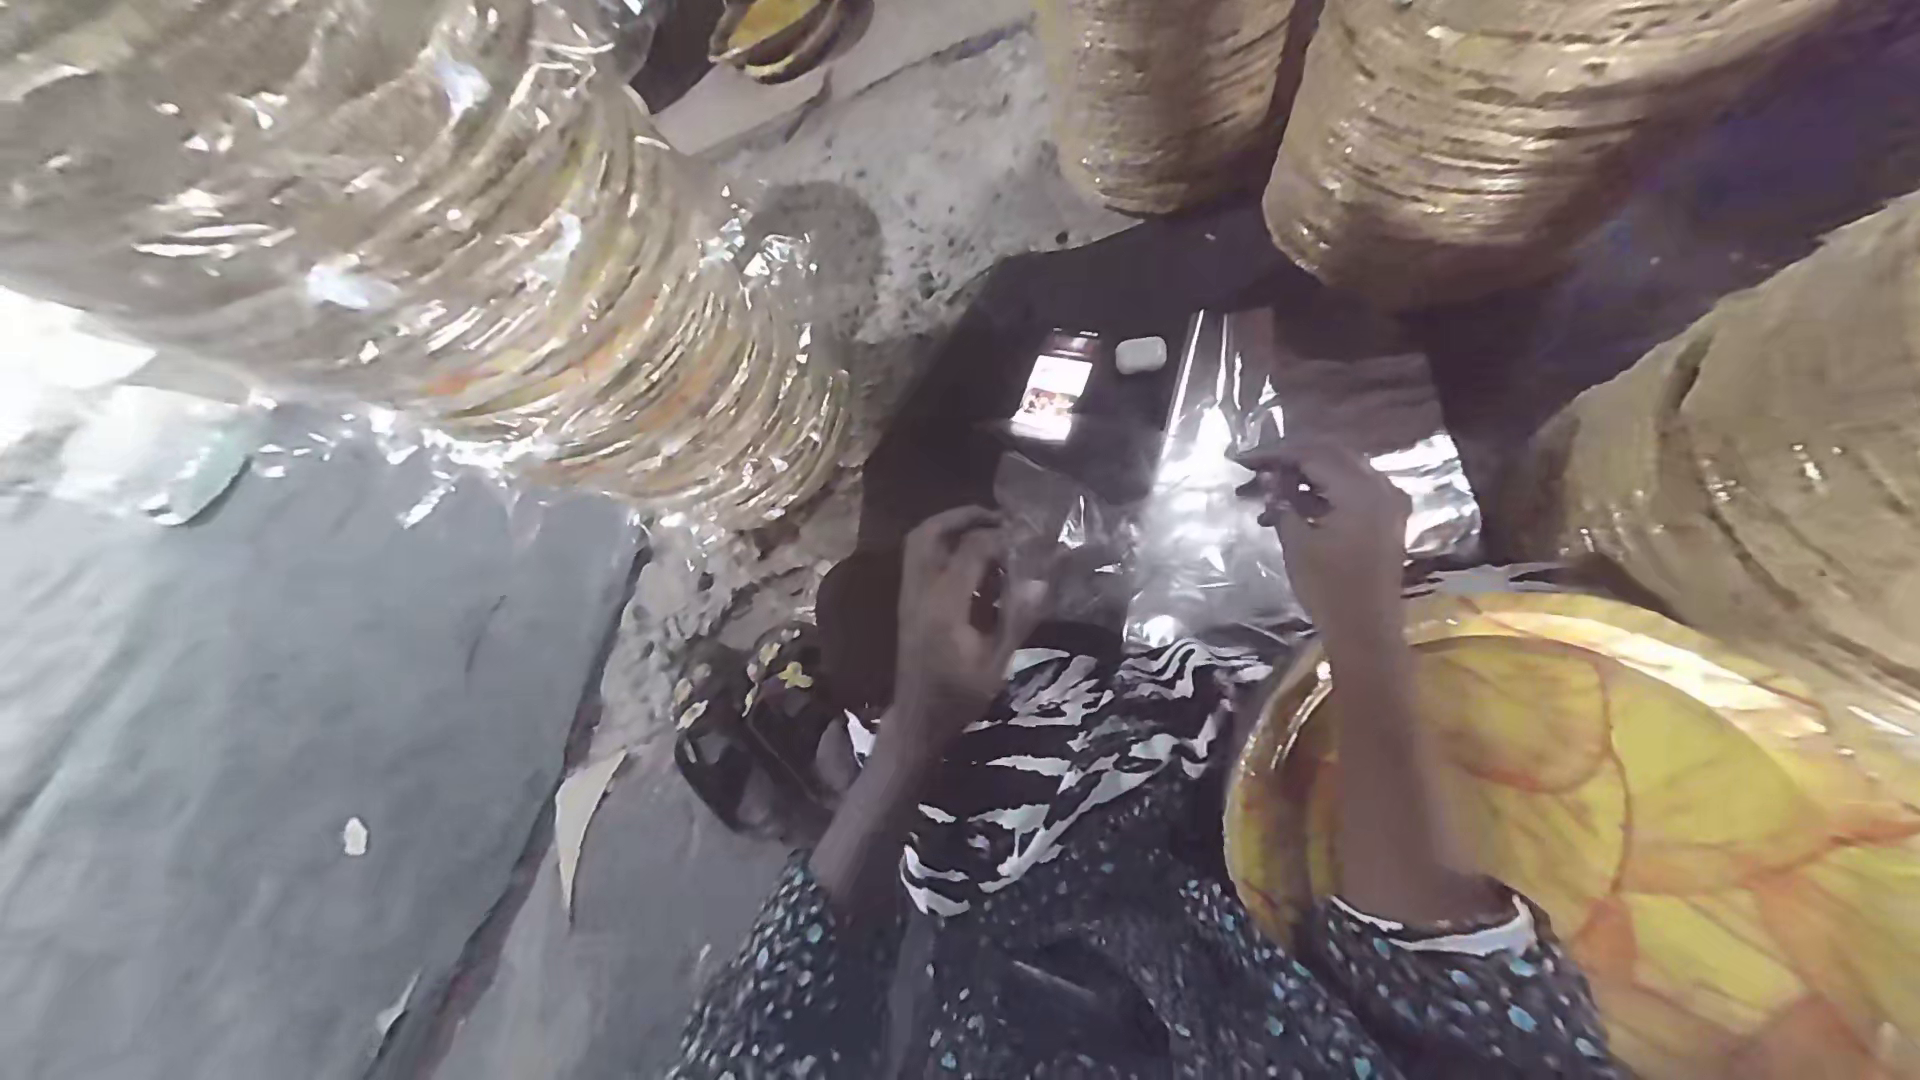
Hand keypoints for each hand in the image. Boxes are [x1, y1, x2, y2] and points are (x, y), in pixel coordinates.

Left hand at [889, 507, 1045, 756]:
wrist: (917, 718)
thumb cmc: (959, 695)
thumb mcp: (996, 663)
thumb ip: (1017, 619)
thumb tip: (1040, 580)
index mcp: (944, 604)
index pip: (972, 549)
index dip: (1002, 537)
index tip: (1028, 539)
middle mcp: (920, 590)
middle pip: (930, 532)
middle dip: (964, 516)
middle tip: (997, 517)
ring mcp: (908, 594)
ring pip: (919, 542)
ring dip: (950, 528)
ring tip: (986, 531)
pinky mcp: (907, 602)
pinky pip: (919, 559)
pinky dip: (943, 547)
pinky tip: (972, 562)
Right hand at [1235, 437, 1410, 645]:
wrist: (1364, 629)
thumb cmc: (1328, 587)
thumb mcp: (1297, 543)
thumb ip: (1282, 502)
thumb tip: (1266, 478)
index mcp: (1361, 492)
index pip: (1313, 454)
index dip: (1274, 453)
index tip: (1242, 460)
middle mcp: (1381, 488)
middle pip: (1330, 454)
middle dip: (1288, 457)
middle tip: (1254, 466)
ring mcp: (1385, 502)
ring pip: (1338, 470)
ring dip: (1301, 474)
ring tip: (1264, 489)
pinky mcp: (1381, 517)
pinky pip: (1347, 489)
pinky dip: (1318, 490)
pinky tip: (1288, 504)